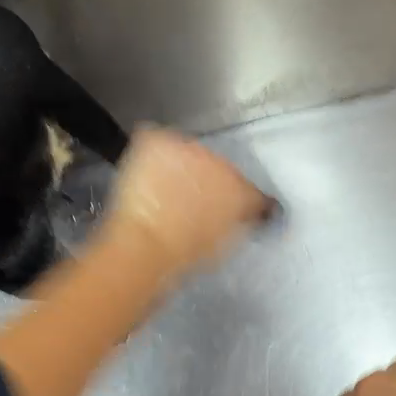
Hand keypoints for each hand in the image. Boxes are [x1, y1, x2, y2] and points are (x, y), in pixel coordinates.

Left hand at [98, 129, 272, 276]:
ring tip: (165, 189)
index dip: (238, 199)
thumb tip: (238, 214)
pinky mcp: (158, 142)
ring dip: (181, 166)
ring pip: (187, 152)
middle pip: (216, 166)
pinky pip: (158, 142)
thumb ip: (237, 220)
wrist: (147, 242)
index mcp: (240, 189)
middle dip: (207, 179)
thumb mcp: (225, 242)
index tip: (228, 208)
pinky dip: (154, 154)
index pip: (247, 188)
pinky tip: (149, 174)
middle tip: (191, 201)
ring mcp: (187, 148)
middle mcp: (219, 161)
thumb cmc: (186, 253)